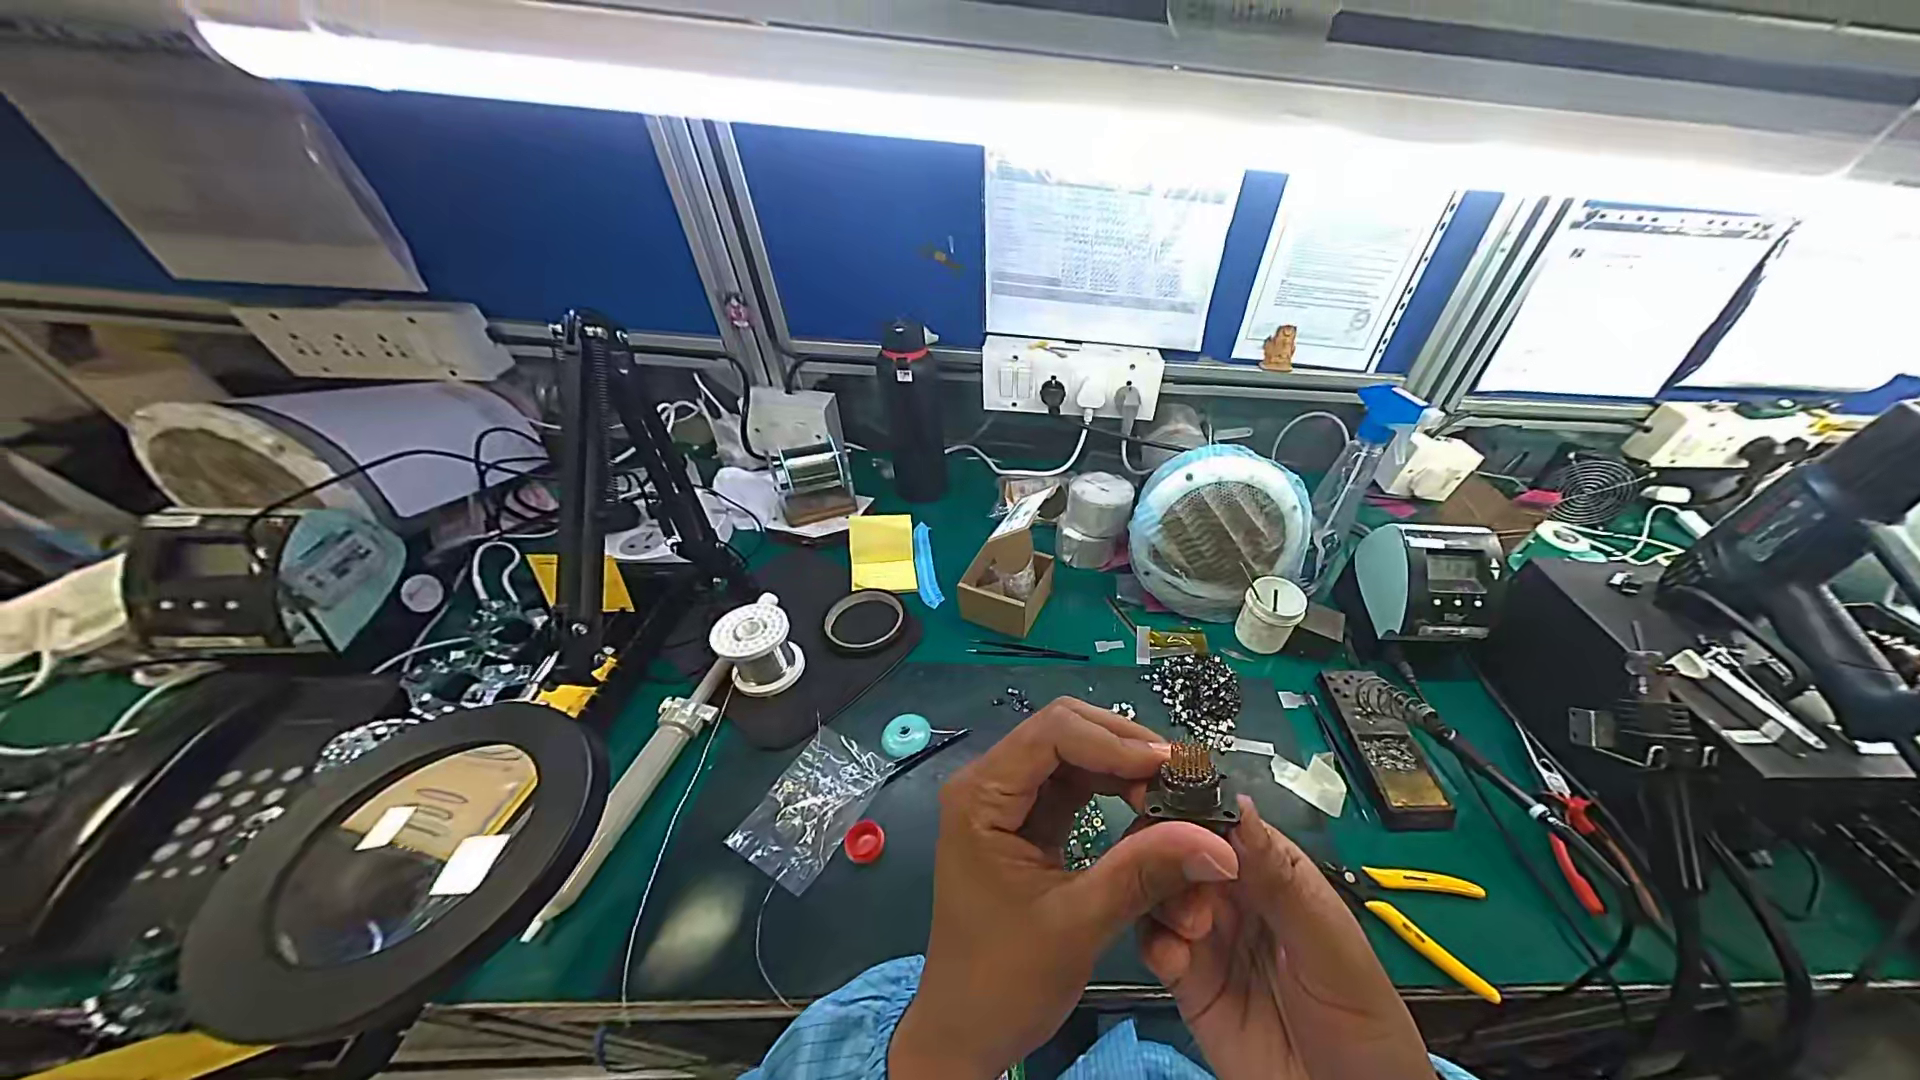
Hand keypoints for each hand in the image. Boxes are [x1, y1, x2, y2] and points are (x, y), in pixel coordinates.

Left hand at [890, 698, 1238, 1079]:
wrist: (965, 1028)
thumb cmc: (1004, 979)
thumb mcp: (1077, 924)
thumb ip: (1143, 874)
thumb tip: (1216, 842)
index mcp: (981, 794)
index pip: (1052, 733)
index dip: (1113, 742)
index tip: (1170, 769)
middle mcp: (990, 781)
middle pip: (1063, 731)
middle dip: (1123, 748)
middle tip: (1180, 778)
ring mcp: (1008, 797)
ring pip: (1073, 753)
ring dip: (1123, 766)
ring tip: (1172, 792)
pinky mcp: (1027, 817)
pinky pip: (1074, 783)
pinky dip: (1113, 788)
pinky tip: (1147, 805)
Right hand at [1139, 796, 1436, 1079]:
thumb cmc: (1362, 1022)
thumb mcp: (1330, 946)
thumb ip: (1282, 881)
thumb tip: (1241, 808)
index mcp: (1268, 870)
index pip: (1219, 821)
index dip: (1194, 811)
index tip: (1177, 815)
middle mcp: (1228, 892)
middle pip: (1176, 847)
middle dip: (1168, 852)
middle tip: (1182, 876)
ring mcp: (1203, 932)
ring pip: (1156, 886)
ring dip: (1161, 895)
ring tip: (1192, 927)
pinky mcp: (1183, 975)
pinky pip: (1151, 941)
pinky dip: (1153, 939)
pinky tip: (1175, 957)